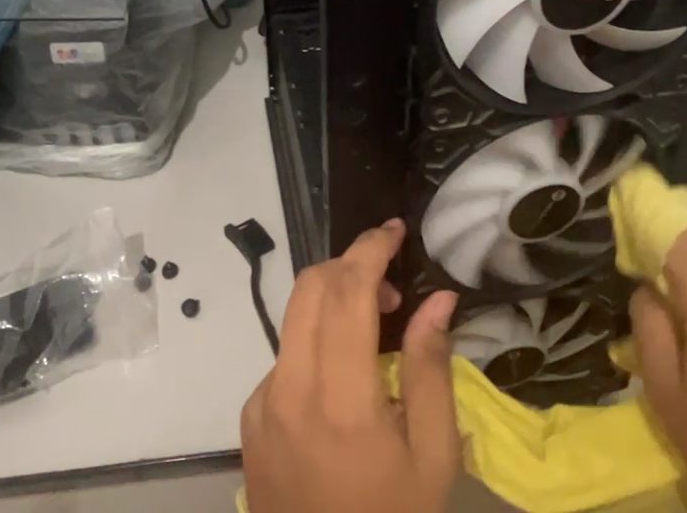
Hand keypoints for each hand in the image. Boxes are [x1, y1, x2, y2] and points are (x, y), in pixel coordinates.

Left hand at [241, 219, 461, 512]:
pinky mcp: (249, 420)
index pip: (347, 292)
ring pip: (292, 319)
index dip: (371, 249)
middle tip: (393, 286)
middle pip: (308, 289)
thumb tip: (438, 299)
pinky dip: (315, 341)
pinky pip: (283, 356)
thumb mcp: (433, 456)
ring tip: (375, 330)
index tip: (396, 230)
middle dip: (350, 265)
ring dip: (332, 301)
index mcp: (339, 398)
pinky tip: (344, 380)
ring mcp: (261, 404)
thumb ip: (432, 369)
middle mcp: (288, 389)